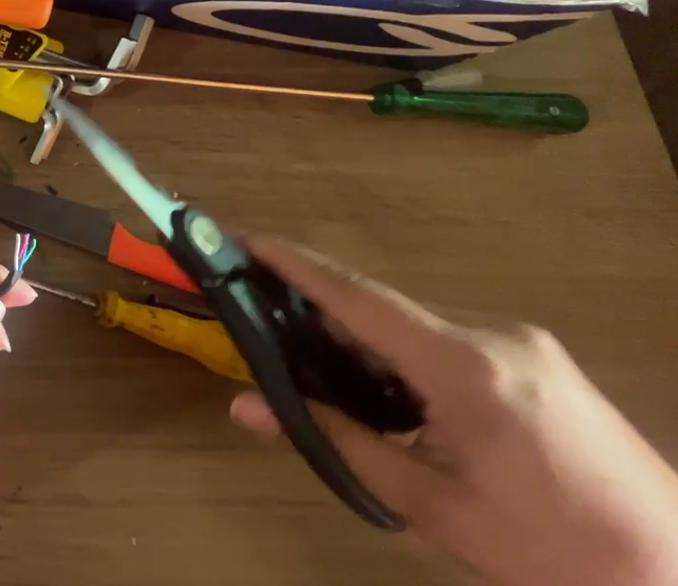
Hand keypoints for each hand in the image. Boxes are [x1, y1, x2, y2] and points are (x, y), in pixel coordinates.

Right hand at [231, 237, 677, 585]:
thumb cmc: (551, 550)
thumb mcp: (430, 505)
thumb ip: (334, 444)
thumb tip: (243, 407)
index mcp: (465, 366)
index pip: (356, 296)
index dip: (291, 263)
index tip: (238, 239)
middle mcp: (495, 337)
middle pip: (378, 310)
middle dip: (317, 319)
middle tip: (262, 337)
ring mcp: (524, 346)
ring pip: (410, 327)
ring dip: (361, 345)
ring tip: (321, 379)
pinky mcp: (541, 363)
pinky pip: (444, 341)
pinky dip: (399, 358)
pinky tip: (387, 397)